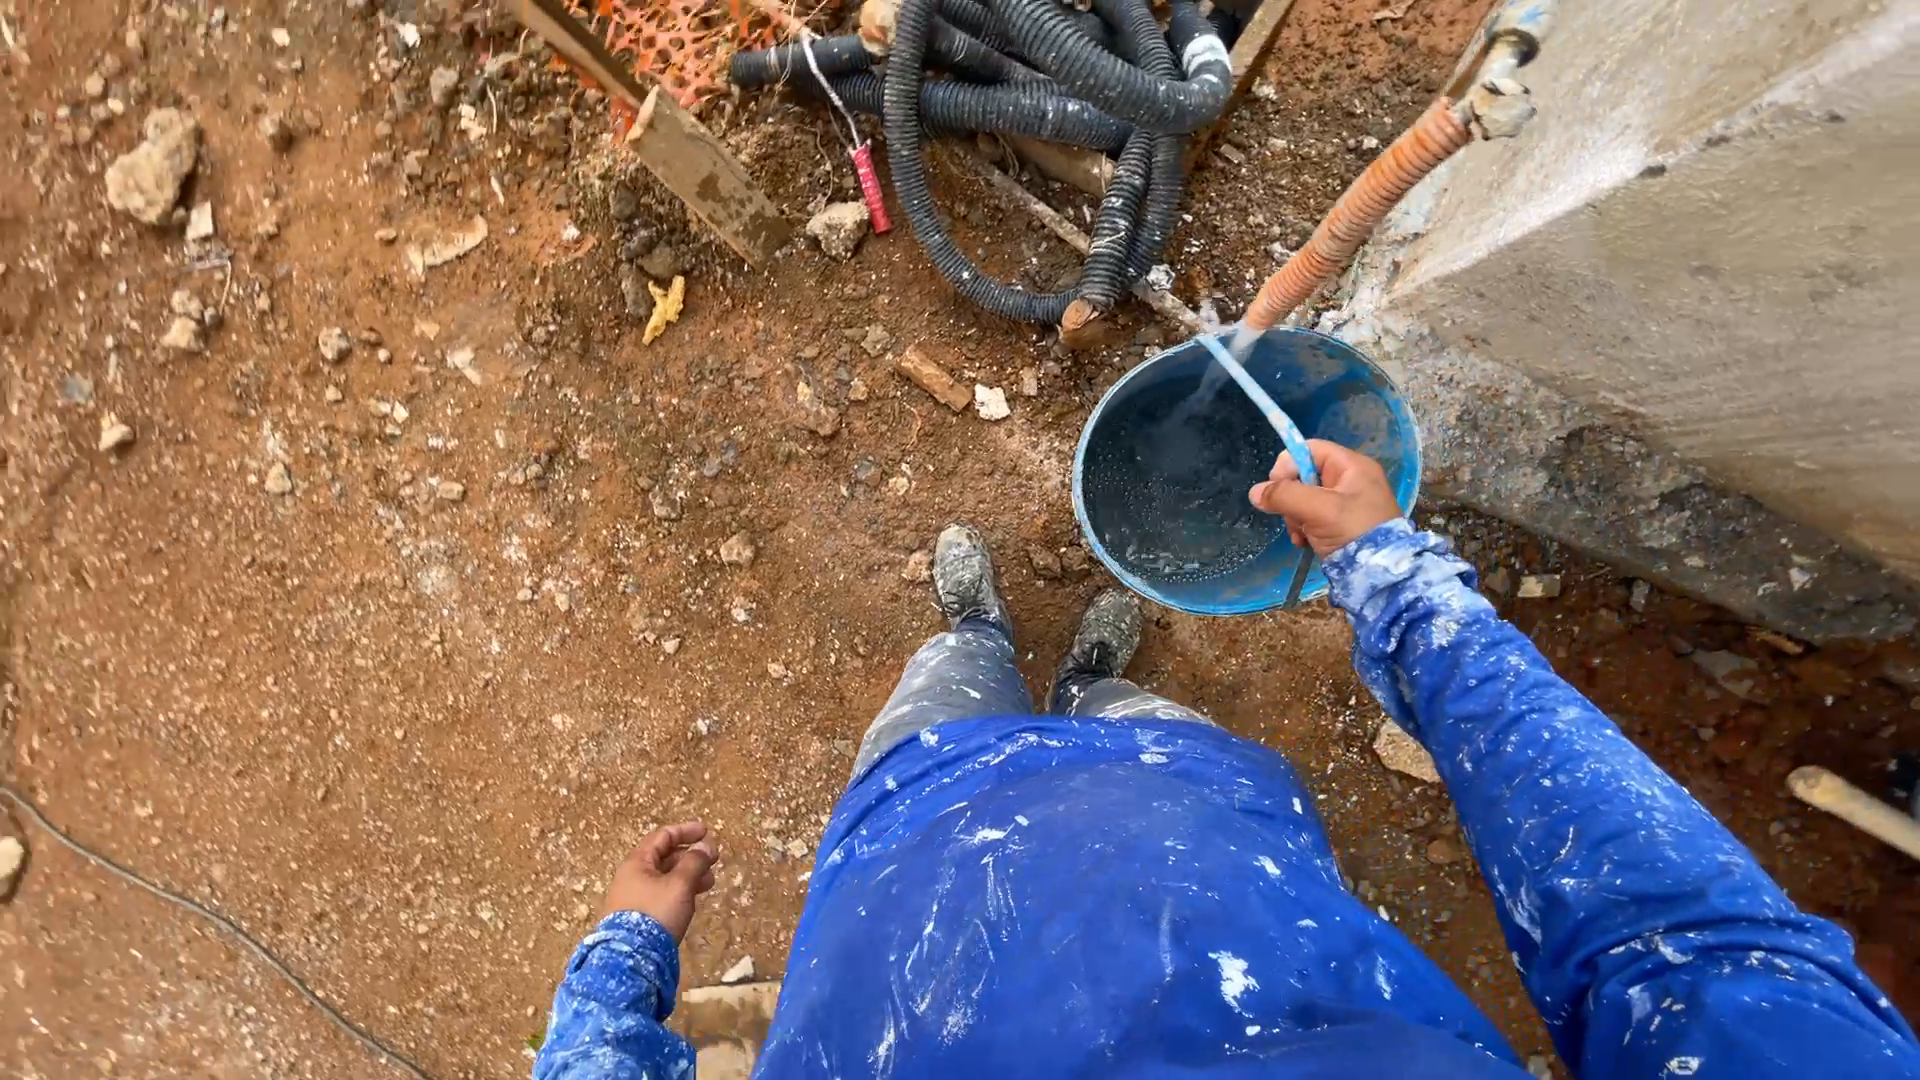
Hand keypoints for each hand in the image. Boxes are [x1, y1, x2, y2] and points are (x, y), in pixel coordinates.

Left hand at [600, 821, 718, 939]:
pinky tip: (691, 900)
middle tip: (713, 861)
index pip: (662, 836)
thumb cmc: (655, 913)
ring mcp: (632, 899)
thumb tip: (705, 846)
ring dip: (688, 875)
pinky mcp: (636, 918)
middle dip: (691, 856)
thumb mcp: (680, 884)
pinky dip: (679, 891)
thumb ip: (695, 861)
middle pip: (664, 857)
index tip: (707, 832)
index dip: (686, 831)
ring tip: (709, 883)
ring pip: (665, 878)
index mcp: (637, 863)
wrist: (629, 962)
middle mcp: (631, 877)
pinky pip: (661, 895)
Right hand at [1247, 440, 1402, 555]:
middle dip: (1290, 497)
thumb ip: (1285, 495)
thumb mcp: (1319, 509)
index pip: (1309, 450)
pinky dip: (1301, 527)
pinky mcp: (1337, 522)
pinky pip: (1308, 515)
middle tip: (1294, 516)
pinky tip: (1304, 540)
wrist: (1380, 573)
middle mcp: (1348, 480)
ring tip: (1301, 533)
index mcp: (1351, 467)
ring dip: (1293, 516)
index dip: (1288, 465)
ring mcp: (1343, 502)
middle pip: (1302, 475)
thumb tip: (1255, 492)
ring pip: (1301, 498)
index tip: (1277, 488)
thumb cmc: (1355, 532)